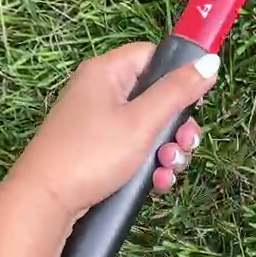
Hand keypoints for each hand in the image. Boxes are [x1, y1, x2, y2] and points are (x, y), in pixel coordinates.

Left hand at [5, 42, 216, 222]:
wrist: (47, 200)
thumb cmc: (92, 154)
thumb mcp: (142, 122)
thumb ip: (177, 92)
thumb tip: (209, 62)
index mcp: (107, 72)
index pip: (152, 56)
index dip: (178, 75)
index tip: (196, 102)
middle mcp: (101, 92)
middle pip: (156, 96)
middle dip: (177, 126)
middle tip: (185, 144)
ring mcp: (98, 122)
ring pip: (150, 128)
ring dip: (167, 150)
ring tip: (168, 169)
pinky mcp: (98, 149)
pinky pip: (135, 149)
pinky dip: (150, 164)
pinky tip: (156, 182)